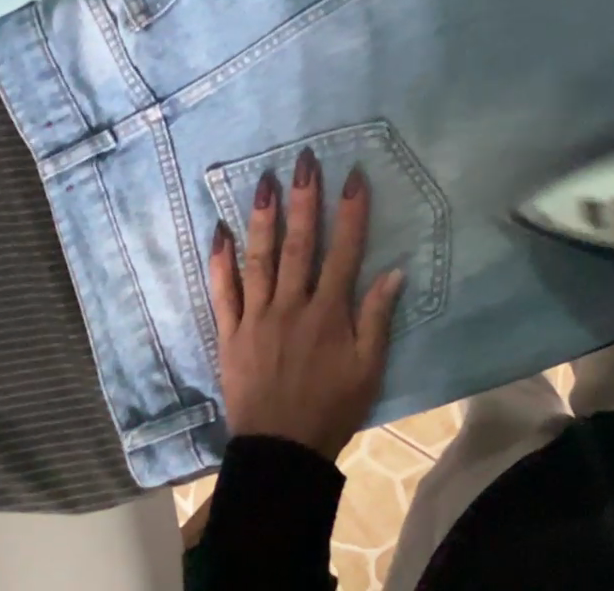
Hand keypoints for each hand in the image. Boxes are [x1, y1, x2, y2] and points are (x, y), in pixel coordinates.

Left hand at [210, 150, 405, 458]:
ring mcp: (256, 317)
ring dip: (263, 218)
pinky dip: (220, 261)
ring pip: (259, 260)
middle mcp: (292, 306)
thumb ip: (377, 318)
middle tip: (303, 160)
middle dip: (304, 200)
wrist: (281, 451)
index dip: (350, 212)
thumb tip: (393, 271)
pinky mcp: (230, 333)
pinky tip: (219, 231)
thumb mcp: (369, 368)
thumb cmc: (332, 407)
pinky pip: (223, 292)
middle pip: (299, 245)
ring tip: (264, 180)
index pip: (344, 252)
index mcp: (329, 314)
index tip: (354, 176)